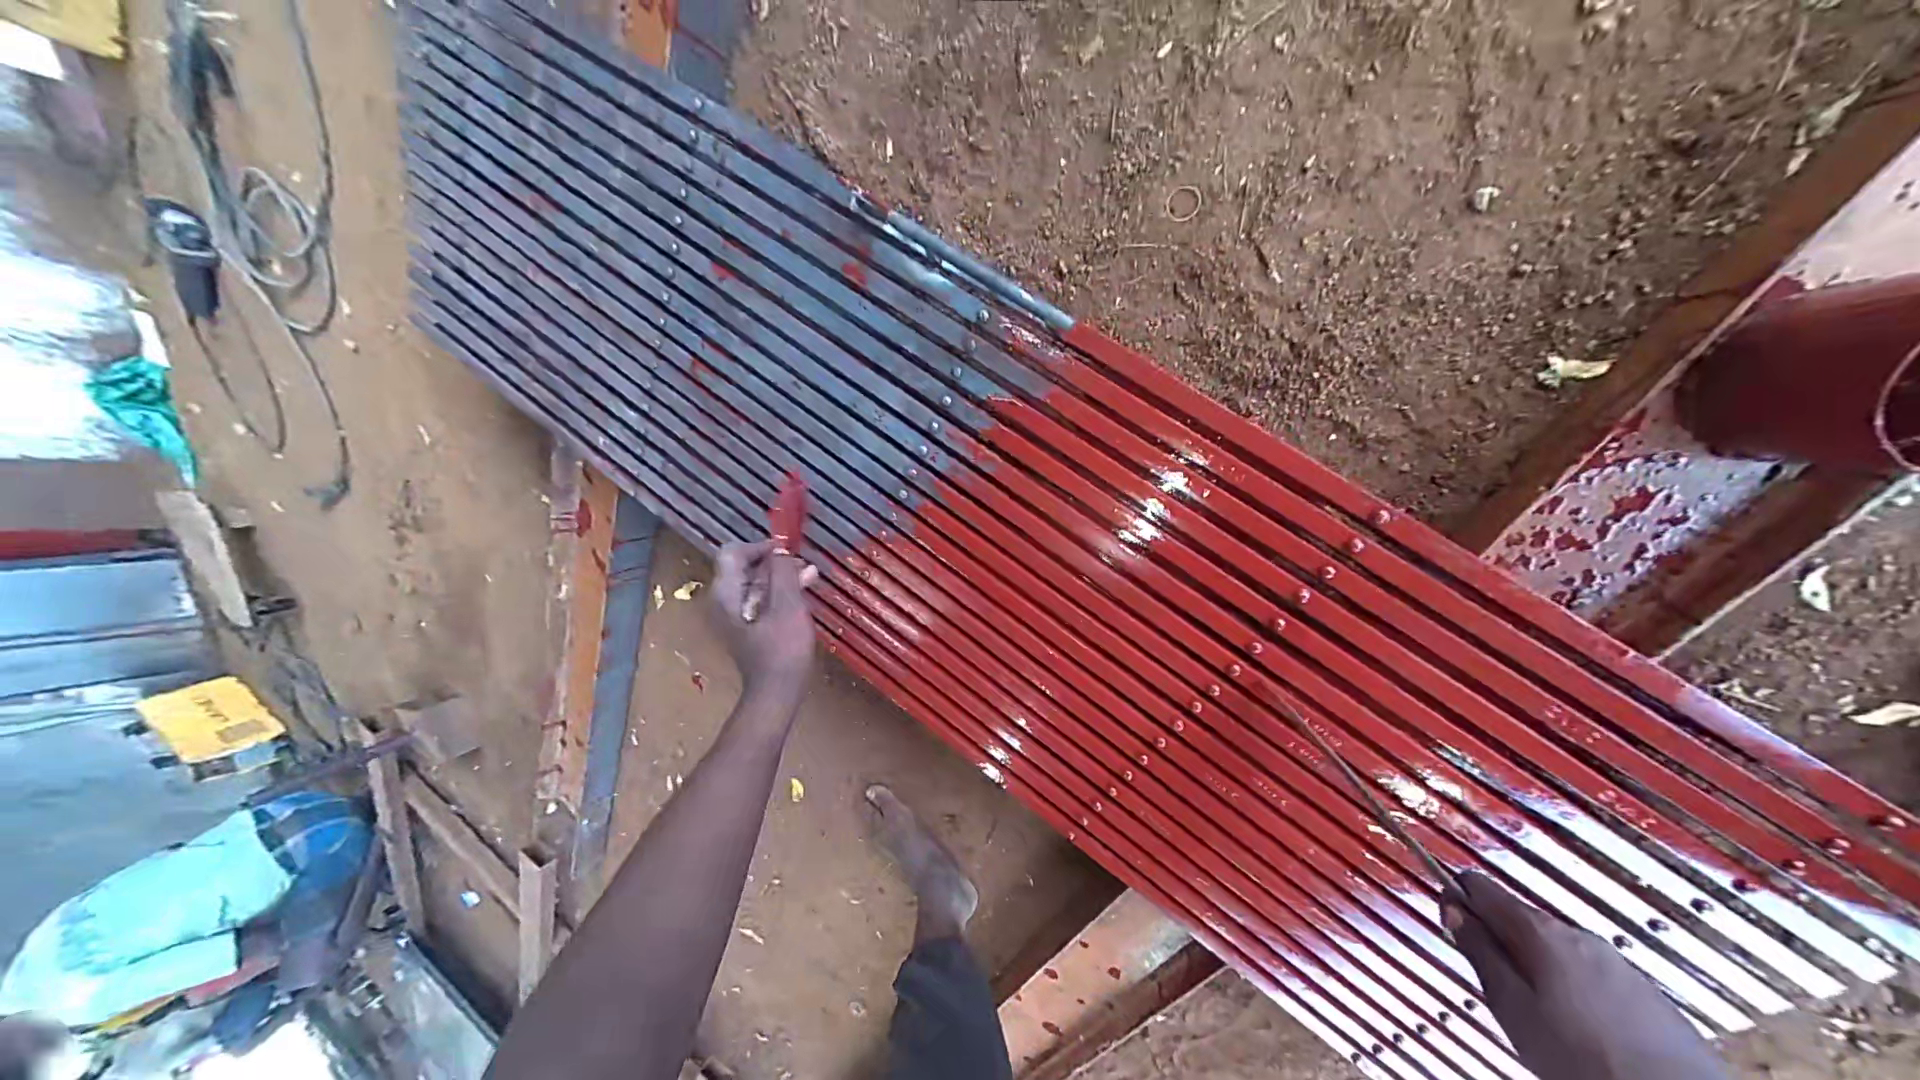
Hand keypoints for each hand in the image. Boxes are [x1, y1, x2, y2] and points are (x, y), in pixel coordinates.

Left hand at [710, 541, 818, 702]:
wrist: (776, 693)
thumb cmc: (782, 650)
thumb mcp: (787, 606)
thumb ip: (783, 573)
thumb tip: (781, 552)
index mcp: (726, 593)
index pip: (733, 552)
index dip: (761, 547)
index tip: (788, 552)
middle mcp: (723, 602)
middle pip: (744, 568)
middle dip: (774, 563)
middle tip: (804, 568)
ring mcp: (733, 617)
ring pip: (754, 585)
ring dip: (780, 579)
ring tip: (809, 579)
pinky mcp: (746, 629)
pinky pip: (759, 601)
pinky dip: (778, 595)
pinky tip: (801, 597)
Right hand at [1444, 872, 1726, 1079]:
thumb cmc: (1583, 1059)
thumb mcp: (1511, 1006)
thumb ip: (1478, 951)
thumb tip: (1453, 910)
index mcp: (1538, 932)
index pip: (1480, 886)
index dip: (1457, 898)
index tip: (1449, 922)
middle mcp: (1578, 935)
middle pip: (1519, 919)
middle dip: (1499, 940)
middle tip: (1494, 985)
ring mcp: (1617, 963)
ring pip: (1556, 949)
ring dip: (1536, 967)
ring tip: (1540, 1016)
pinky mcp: (1647, 994)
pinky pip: (1592, 974)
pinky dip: (1574, 988)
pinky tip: (1582, 1030)